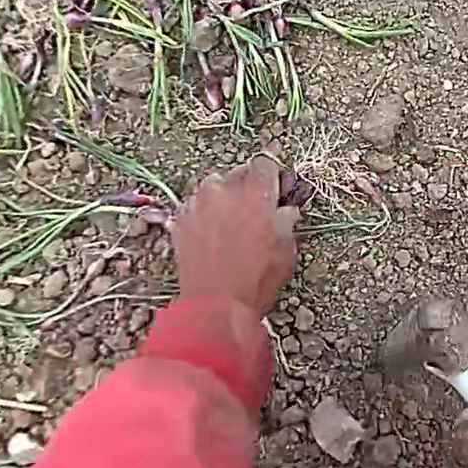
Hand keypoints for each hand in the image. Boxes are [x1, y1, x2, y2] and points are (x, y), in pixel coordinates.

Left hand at [173, 156, 299, 311]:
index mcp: (255, 193)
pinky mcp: (180, 221)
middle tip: (259, 203)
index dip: (273, 170)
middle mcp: (223, 191)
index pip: (265, 163)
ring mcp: (198, 205)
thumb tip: (285, 209)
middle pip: (239, 172)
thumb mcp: (287, 246)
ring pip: (214, 186)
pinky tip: (216, 230)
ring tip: (234, 217)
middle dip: (250, 183)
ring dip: (225, 195)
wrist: (216, 305)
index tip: (277, 177)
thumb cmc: (258, 276)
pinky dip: (207, 211)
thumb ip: (287, 219)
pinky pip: (196, 205)